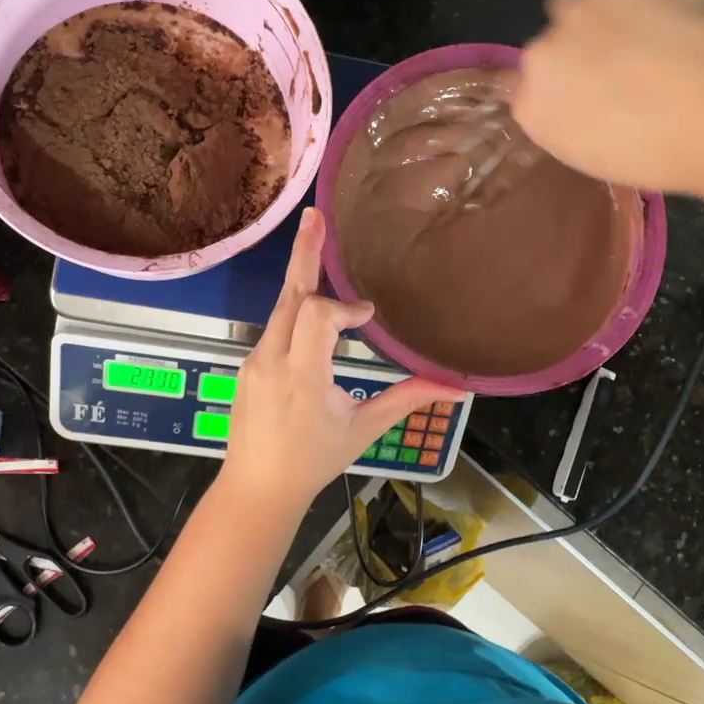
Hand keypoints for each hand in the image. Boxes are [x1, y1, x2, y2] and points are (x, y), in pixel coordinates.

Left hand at [222, 208, 464, 507]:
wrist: (256, 488)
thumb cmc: (312, 462)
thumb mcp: (361, 430)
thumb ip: (405, 400)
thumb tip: (456, 388)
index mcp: (302, 377)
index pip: (317, 316)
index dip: (344, 308)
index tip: (367, 317)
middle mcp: (271, 361)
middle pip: (289, 296)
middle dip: (304, 253)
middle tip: (315, 215)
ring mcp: (253, 362)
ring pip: (278, 309)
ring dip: (301, 280)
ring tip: (313, 238)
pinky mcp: (247, 366)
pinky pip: (273, 328)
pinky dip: (294, 311)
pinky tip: (310, 309)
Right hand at [513, 0, 703, 193]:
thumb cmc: (665, 153)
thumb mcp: (603, 156)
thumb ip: (578, 124)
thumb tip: (592, 104)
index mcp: (534, 111)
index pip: (521, 87)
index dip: (554, 82)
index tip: (580, 85)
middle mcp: (542, 57)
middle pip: (548, 40)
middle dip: (577, 45)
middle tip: (621, 56)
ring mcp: (576, 8)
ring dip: (596, 4)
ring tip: (639, 18)